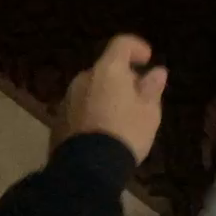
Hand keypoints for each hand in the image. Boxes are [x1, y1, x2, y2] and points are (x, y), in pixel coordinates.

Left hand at [65, 34, 166, 163]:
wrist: (85, 172)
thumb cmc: (125, 133)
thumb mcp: (149, 112)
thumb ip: (152, 88)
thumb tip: (157, 72)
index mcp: (108, 70)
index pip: (122, 44)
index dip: (136, 47)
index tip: (148, 59)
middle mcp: (84, 79)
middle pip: (106, 69)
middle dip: (121, 78)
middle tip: (136, 96)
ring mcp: (67, 100)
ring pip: (91, 89)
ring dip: (105, 96)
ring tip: (120, 117)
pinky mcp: (57, 122)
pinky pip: (80, 108)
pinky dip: (92, 112)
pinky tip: (102, 132)